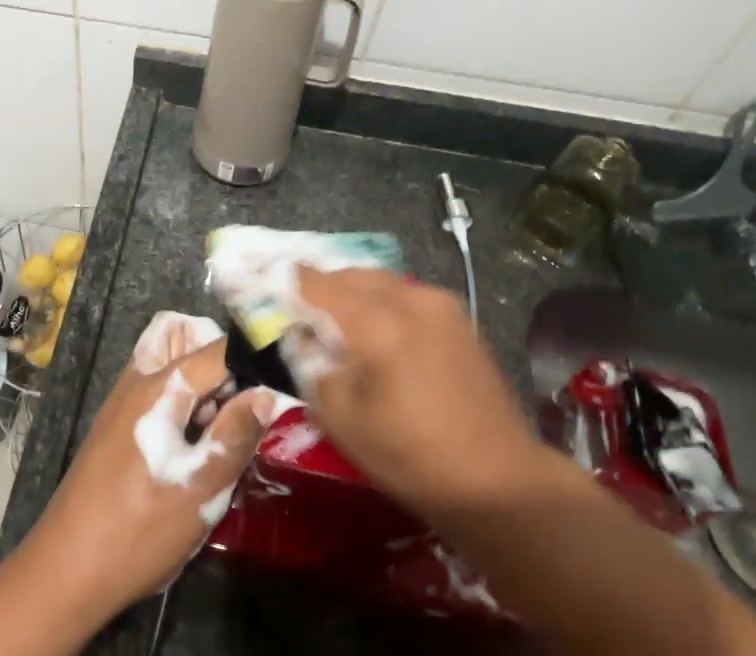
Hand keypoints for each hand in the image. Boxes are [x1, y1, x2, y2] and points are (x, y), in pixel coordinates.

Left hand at [17, 315, 276, 617]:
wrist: (66, 569)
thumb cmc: (140, 530)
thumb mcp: (201, 488)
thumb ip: (236, 434)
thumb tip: (269, 393)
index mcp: (159, 388)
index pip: (217, 347)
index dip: (255, 358)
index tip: (284, 381)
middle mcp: (136, 381)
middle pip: (178, 330)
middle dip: (217, 352)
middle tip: (241, 398)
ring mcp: (121, 401)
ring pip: (164, 357)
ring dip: (198, 375)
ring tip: (219, 423)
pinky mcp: (116, 424)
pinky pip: (154, 385)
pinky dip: (180, 396)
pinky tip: (195, 442)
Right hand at [287, 266, 544, 517]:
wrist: (497, 481)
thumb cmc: (410, 457)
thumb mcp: (340, 419)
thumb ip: (311, 365)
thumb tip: (299, 334)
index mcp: (377, 323)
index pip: (315, 283)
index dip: (282, 283)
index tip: (258, 286)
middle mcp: (410, 299)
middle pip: (348, 274)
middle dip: (317, 286)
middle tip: (294, 310)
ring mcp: (440, 305)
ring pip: (379, 281)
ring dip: (350, 292)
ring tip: (332, 321)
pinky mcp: (459, 318)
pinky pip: (404, 295)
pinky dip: (379, 303)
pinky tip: (373, 332)